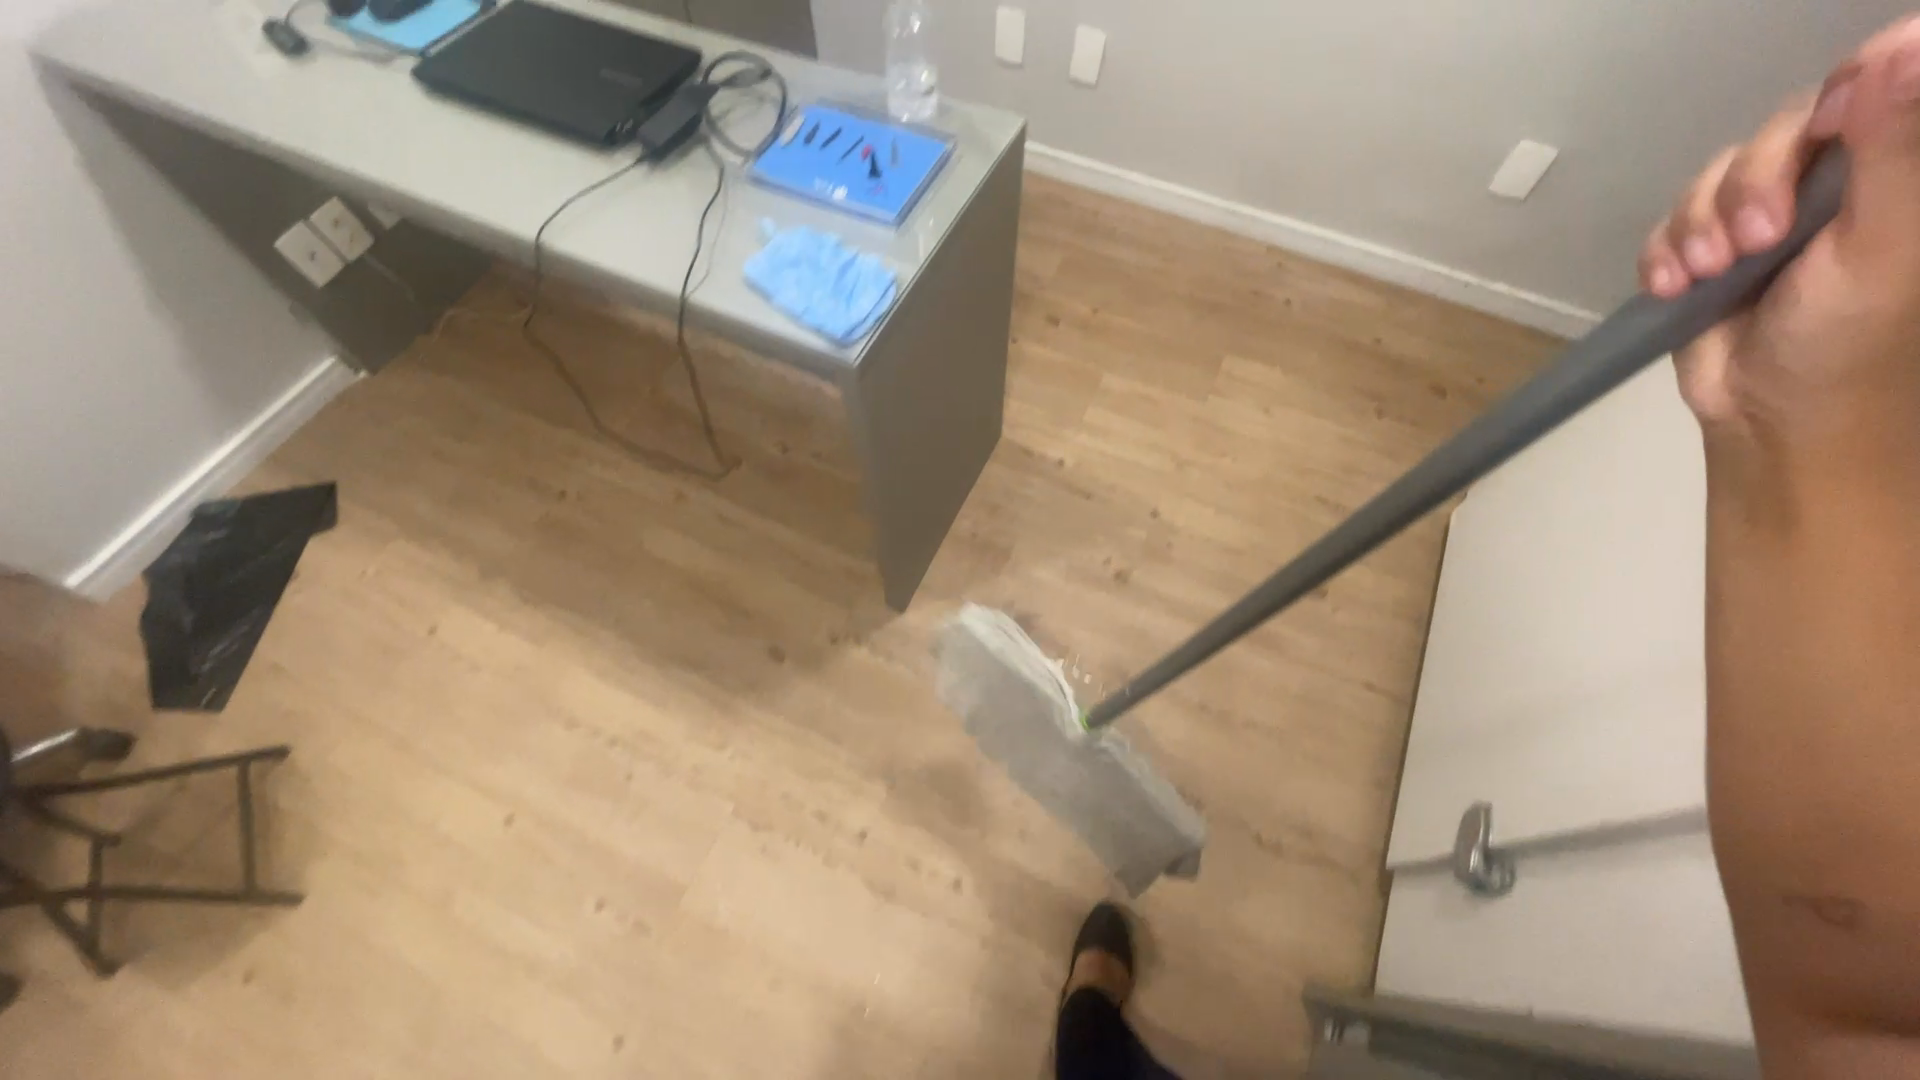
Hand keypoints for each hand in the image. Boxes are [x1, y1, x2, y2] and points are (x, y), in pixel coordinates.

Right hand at [1640, 17, 1919, 461]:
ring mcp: (1764, 213)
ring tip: (1707, 275)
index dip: (1848, 85)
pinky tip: (1672, 287)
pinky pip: (1668, 222)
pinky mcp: (1705, 247)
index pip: (1878, 79)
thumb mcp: (1883, 241)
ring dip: (1698, 227)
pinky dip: (1662, 254)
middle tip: (1755, 242)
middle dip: (1751, 185)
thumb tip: (1901, 51)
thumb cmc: (1846, 334)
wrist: (1767, 411)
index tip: (1826, 127)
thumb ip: (1895, 149)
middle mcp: (1836, 177)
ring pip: (1716, 176)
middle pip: (1784, 127)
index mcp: (1897, 165)